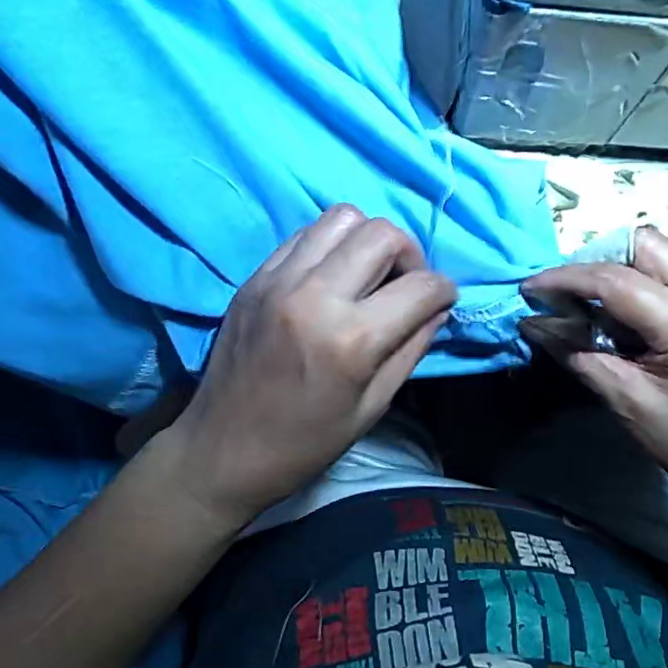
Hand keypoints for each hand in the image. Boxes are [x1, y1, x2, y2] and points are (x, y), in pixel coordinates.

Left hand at [146, 205, 456, 527]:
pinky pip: (306, 233)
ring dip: (369, 240)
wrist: (223, 450)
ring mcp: (279, 280)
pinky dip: (331, 246)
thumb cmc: (307, 441)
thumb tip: (437, 307)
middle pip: (382, 233)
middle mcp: (315, 296)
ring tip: (368, 275)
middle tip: (405, 285)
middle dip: (410, 254)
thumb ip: (412, 347)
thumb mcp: (374, 404)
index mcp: (351, 340)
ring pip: (343, 217)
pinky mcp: (255, 277)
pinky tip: (332, 278)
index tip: (443, 300)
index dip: (444, 290)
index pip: (421, 286)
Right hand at [520, 227, 667, 533]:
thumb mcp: (629, 403)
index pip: (617, 281)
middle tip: (568, 293)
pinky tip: (631, 316)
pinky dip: (648, 284)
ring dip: (624, 270)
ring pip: (666, 255)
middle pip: (647, 245)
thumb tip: (535, 324)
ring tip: (594, 305)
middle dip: (599, 261)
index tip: (531, 288)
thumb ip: (579, 355)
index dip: (566, 278)